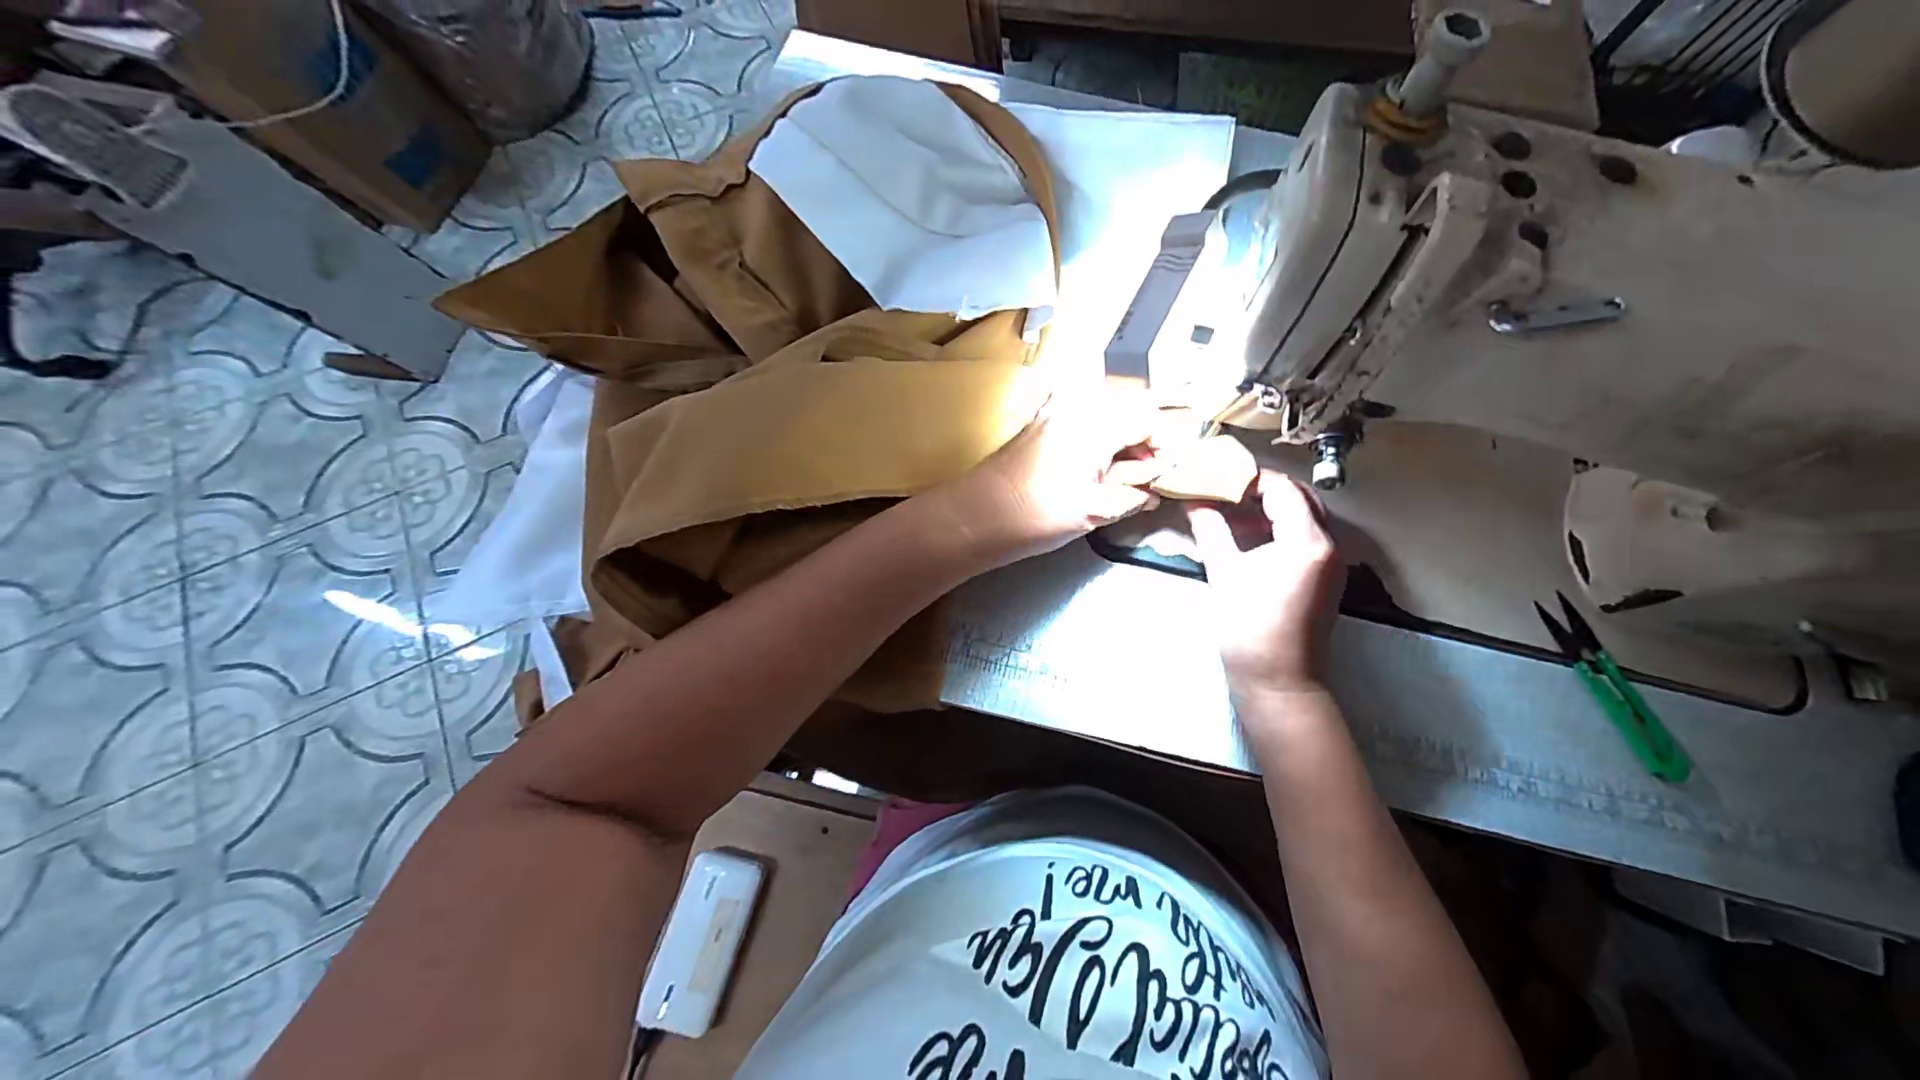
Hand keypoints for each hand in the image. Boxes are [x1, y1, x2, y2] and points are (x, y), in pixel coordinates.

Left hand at [912, 390, 1161, 570]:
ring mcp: (1055, 408)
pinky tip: (1095, 463)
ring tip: (1121, 472)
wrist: (977, 515)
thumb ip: (1132, 495)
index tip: (1166, 470)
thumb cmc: (1037, 515)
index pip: (1149, 416)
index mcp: (1096, 422)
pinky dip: (1098, 433)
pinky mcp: (1041, 419)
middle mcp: (1077, 404)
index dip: (1165, 443)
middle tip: (1146, 472)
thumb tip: (1150, 490)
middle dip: (1145, 437)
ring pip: (1107, 408)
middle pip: (1130, 405)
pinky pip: (1083, 414)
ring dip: (1122, 435)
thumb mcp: (1095, 511)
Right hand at [1188, 469, 1344, 696]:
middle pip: (1299, 499)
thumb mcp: (1224, 573)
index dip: (1250, 479)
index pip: (1283, 489)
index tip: (1218, 479)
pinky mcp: (1324, 578)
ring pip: (1303, 518)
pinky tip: (1247, 539)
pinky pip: (1304, 539)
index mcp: (1307, 541)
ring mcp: (1330, 563)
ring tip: (1229, 513)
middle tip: (1223, 491)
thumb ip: (1211, 531)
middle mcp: (1328, 546)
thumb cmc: (1249, 629)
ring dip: (1269, 510)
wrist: (1278, 681)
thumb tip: (1196, 503)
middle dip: (1262, 491)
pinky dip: (1278, 530)